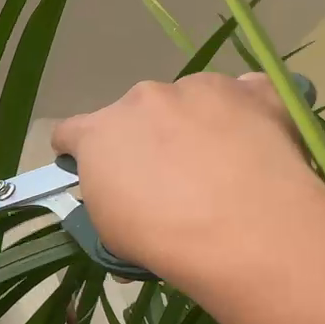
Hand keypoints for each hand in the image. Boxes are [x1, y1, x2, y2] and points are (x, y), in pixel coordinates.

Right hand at [51, 73, 324, 285]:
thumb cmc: (158, 235)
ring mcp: (201, 87)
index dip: (78, 151)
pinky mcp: (255, 89)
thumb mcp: (106, 226)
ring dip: (190, 122)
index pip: (69, 132)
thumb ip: (104, 192)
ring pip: (187, 100)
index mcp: (98, 132)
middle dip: (142, 136)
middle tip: (163, 175)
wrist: (246, 230)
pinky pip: (242, 94)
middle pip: (134, 113)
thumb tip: (119, 193)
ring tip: (215, 161)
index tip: (92, 169)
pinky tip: (251, 143)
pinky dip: (241, 112)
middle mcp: (144, 98)